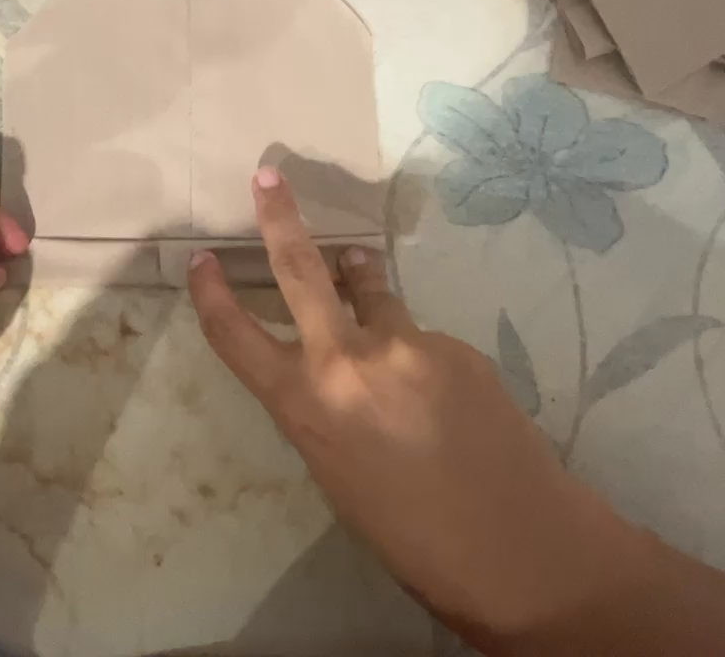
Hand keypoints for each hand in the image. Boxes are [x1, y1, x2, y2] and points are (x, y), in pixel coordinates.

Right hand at [186, 167, 655, 641]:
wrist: (523, 550)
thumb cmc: (409, 534)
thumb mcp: (335, 473)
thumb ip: (322, 410)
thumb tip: (329, 369)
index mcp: (305, 404)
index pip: (235, 335)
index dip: (212, 293)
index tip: (201, 259)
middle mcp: (348, 360)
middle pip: (302, 269)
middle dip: (280, 217)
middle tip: (269, 174)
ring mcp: (406, 345)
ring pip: (372, 292)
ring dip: (359, 276)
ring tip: (358, 265)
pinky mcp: (455, 346)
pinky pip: (422, 338)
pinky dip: (418, 352)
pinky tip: (444, 393)